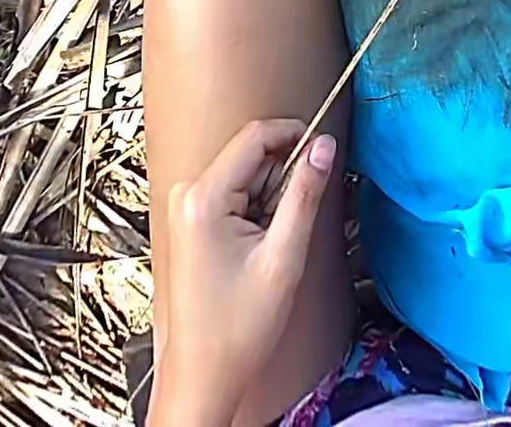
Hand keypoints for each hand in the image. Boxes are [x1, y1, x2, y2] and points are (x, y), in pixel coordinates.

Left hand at [154, 119, 337, 425]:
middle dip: (281, 180)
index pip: (256, 136)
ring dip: (269, 197)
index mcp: (204, 196)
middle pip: (252, 155)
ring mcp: (186, 203)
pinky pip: (234, 190)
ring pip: (246, 173)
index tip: (323, 147)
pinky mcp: (191, 214)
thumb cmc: (238, 327)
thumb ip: (306, 193)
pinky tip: (255, 244)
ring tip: (269, 243)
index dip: (294, 134)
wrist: (204, 375)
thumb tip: (324, 146)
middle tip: (289, 226)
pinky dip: (255, 208)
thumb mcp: (284, 256)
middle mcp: (188, 191)